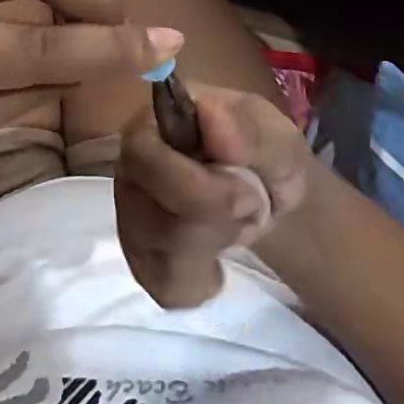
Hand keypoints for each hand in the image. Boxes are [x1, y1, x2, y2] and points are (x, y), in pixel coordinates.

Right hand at [114, 83, 310, 307]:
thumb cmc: (262, 150)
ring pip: (161, 255)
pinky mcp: (141, 261)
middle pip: (151, 218)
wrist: (265, 187)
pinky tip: (216, 258)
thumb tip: (212, 117)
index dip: (196, 187)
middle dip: (214, 222)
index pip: (144, 158)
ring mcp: (130, 218)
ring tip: (235, 222)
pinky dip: (202, 280)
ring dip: (215, 245)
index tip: (248, 195)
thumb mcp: (274, 134)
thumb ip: (248, 129)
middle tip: (253, 204)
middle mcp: (129, 171)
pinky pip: (167, 286)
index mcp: (153, 126)